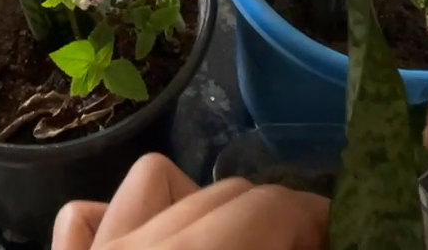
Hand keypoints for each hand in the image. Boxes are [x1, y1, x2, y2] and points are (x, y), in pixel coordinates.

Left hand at [53, 154, 327, 248]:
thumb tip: (326, 237)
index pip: (268, 211)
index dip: (315, 216)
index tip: (343, 232)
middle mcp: (141, 248)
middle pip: (221, 196)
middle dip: (273, 215)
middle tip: (305, 244)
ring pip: (152, 183)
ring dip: (198, 204)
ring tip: (232, 242)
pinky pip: (84, 220)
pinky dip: (117, 222)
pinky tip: (145, 244)